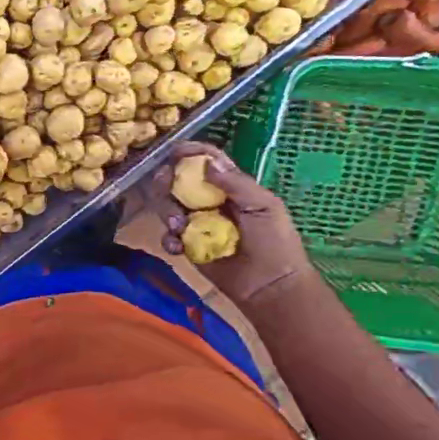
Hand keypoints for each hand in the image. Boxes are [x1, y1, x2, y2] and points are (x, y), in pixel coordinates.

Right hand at [151, 141, 316, 309]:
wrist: (272, 287)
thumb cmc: (275, 243)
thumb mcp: (265, 206)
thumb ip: (236, 183)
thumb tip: (206, 163)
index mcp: (231, 187)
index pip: (207, 161)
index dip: (191, 152)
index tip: (174, 151)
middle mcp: (210, 201)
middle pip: (179, 180)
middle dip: (167, 179)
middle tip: (163, 184)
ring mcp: (197, 223)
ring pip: (168, 205)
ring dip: (167, 211)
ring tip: (179, 226)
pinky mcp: (188, 246)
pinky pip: (169, 236)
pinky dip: (168, 239)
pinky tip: (177, 247)